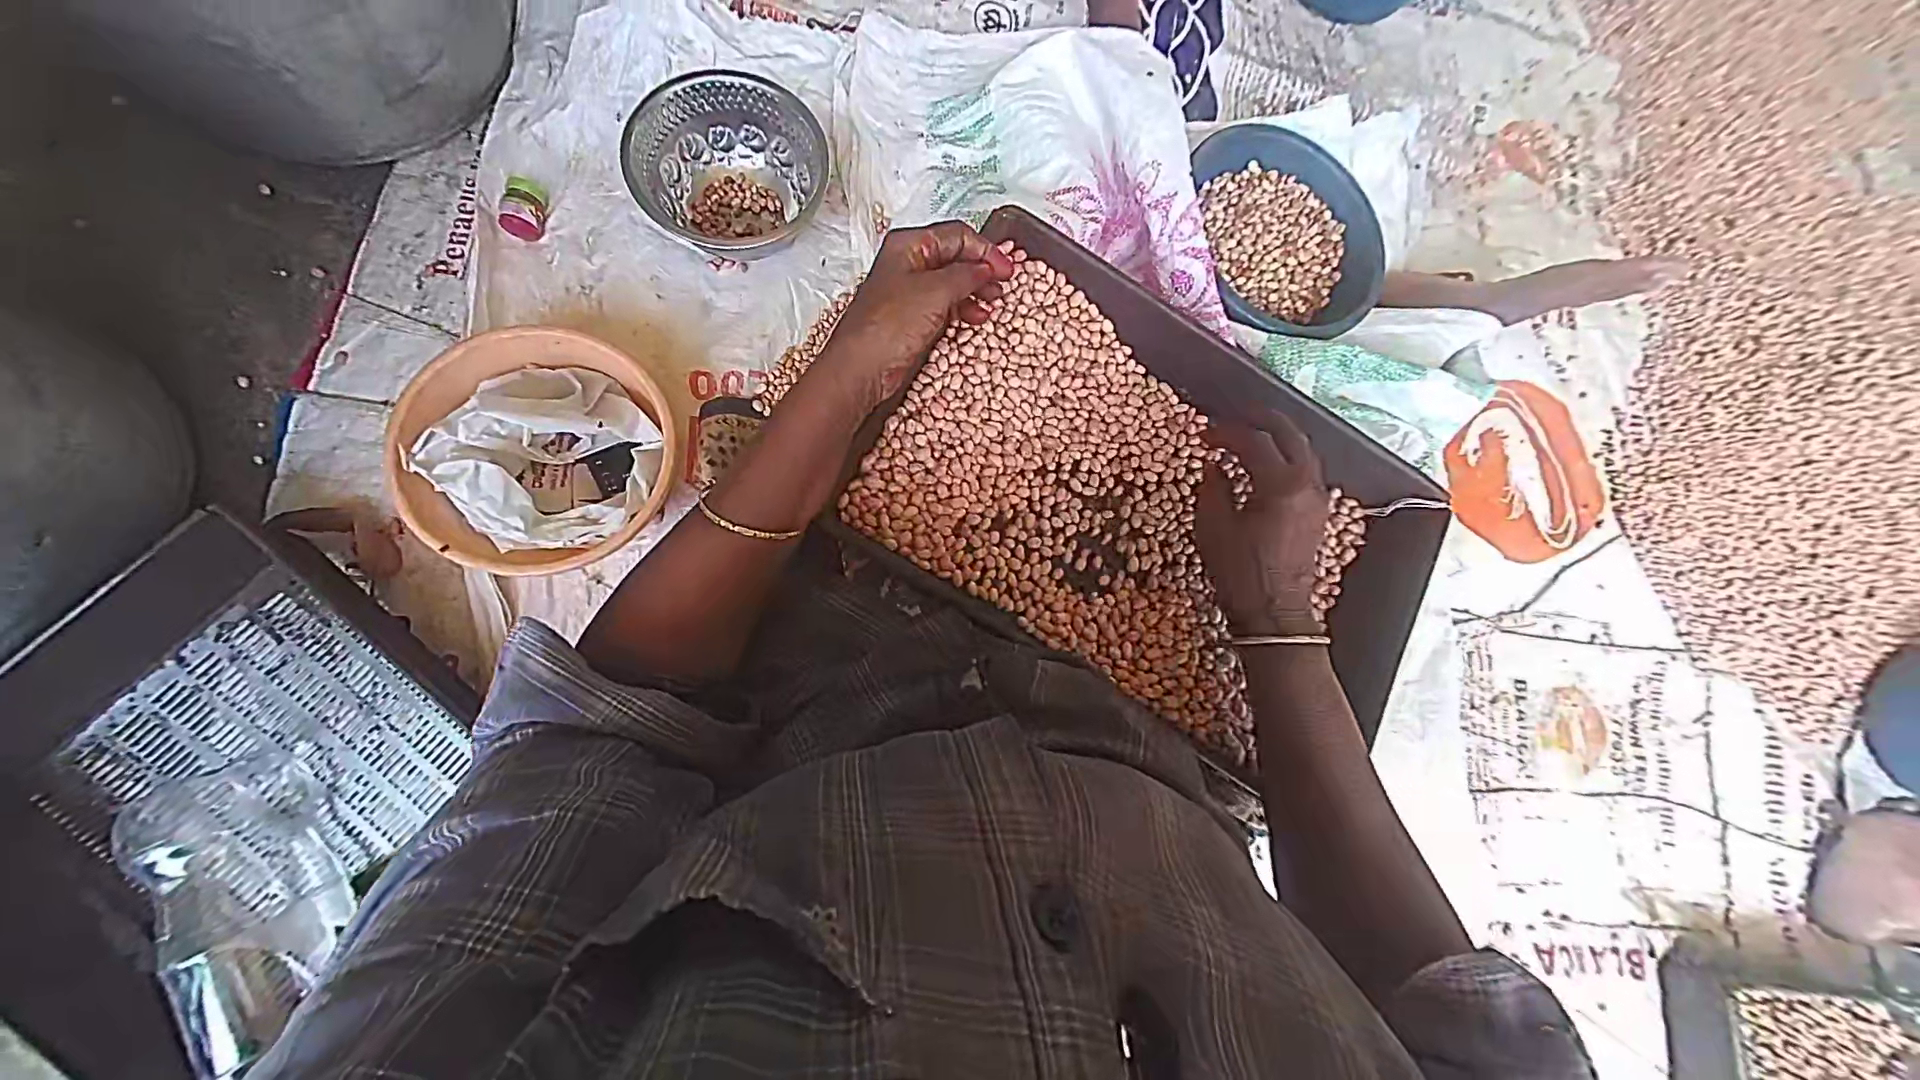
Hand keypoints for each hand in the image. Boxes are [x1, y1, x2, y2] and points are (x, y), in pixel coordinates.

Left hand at [811, 222, 1015, 413]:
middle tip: (1004, 285)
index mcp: (909, 245)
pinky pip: (944, 307)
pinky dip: (962, 311)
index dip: (985, 251)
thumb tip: (987, 267)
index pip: (957, 236)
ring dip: (975, 292)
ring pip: (952, 284)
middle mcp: (909, 264)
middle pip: (955, 259)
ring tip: (992, 304)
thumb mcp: (935, 291)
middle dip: (982, 271)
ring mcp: (910, 293)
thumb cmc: (889, 326)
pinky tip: (975, 319)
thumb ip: (966, 275)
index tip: (1008, 268)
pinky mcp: (912, 319)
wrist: (862, 368)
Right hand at [1195, 409, 1330, 632]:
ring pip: (1303, 449)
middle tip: (1236, 414)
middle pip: (1289, 434)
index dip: (1226, 432)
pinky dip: (1286, 455)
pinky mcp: (1318, 510)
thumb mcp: (1212, 526)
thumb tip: (1213, 464)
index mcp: (1280, 485)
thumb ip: (1213, 487)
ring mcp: (1317, 497)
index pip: (1253, 442)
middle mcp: (1307, 484)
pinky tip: (1266, 462)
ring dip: (1277, 435)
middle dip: (1261, 419)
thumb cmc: (1239, 571)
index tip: (1205, 432)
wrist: (1274, 611)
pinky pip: (1306, 468)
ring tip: (1251, 432)